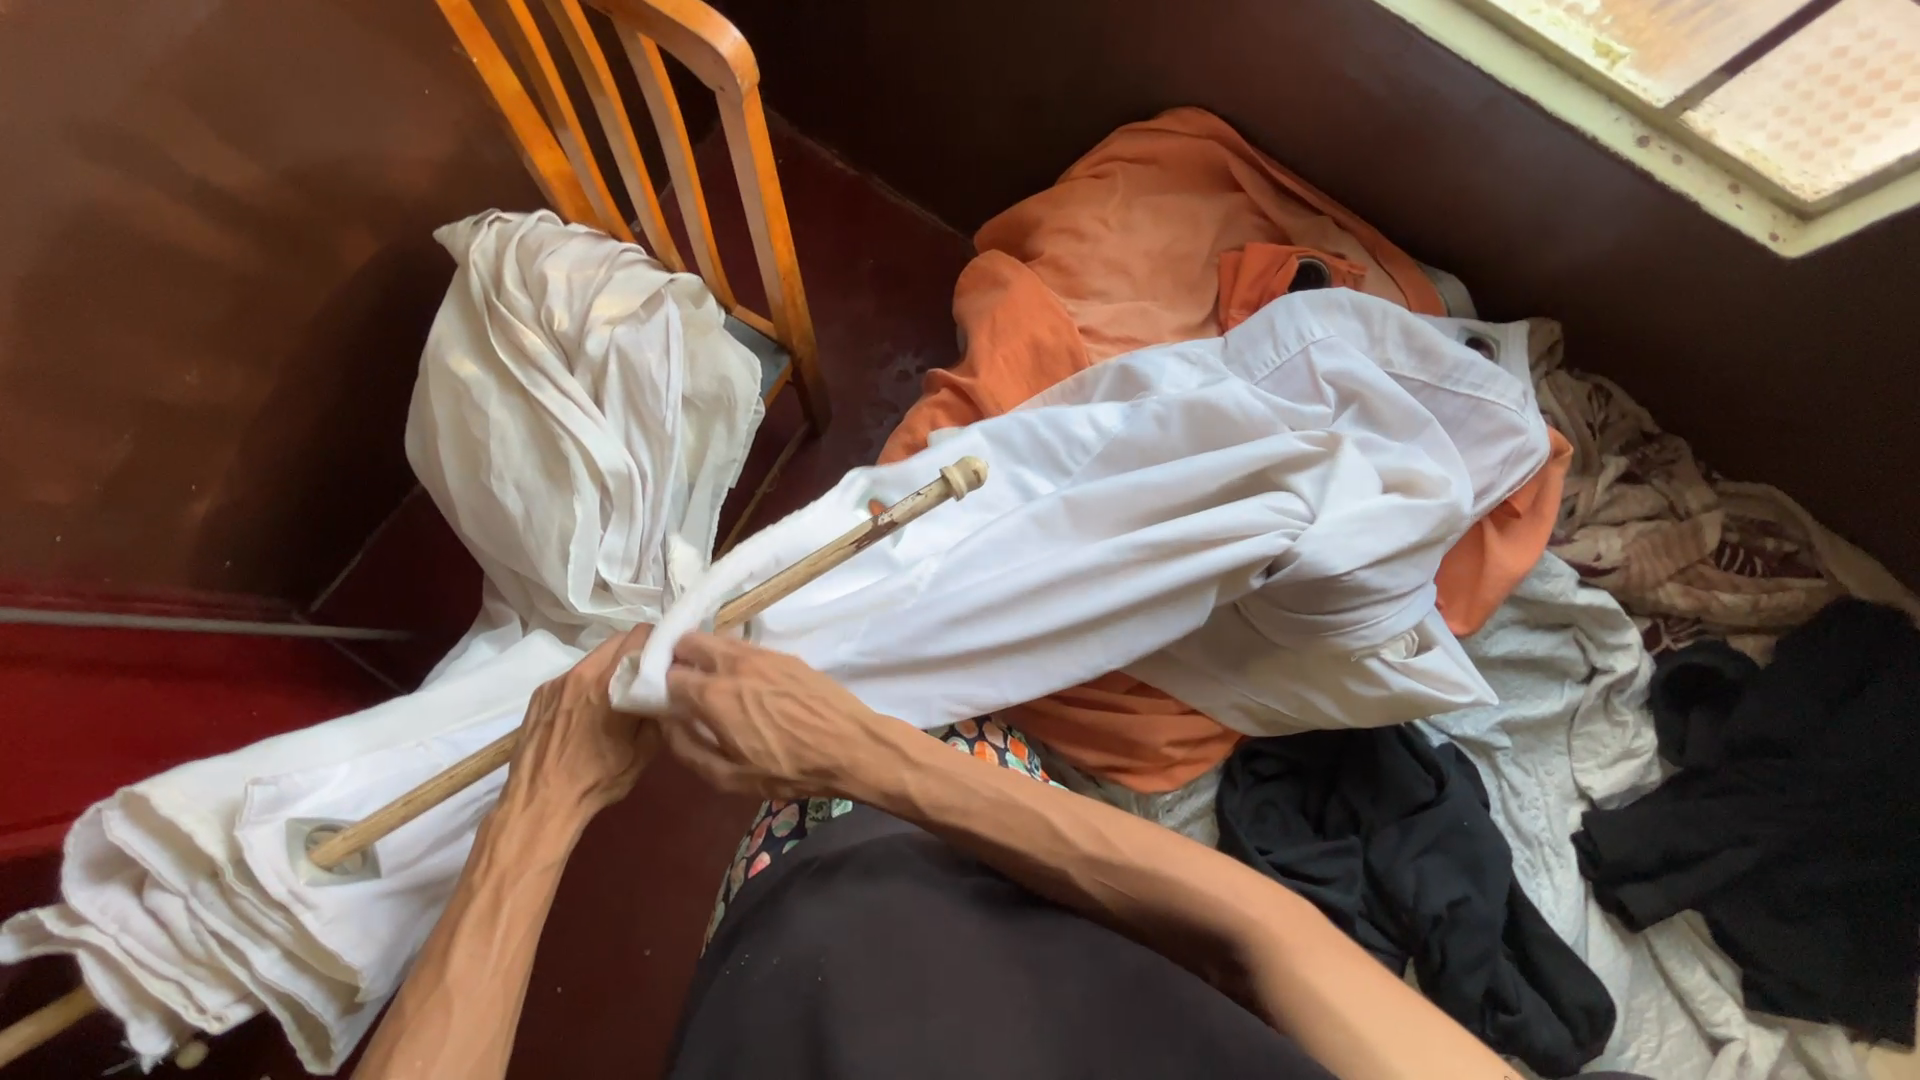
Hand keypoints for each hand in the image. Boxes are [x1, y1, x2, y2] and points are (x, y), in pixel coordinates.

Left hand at [507, 624, 662, 811]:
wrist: (540, 802)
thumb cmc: (598, 779)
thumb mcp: (644, 750)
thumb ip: (657, 711)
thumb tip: (666, 690)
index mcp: (610, 683)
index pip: (639, 636)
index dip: (659, 642)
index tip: (669, 657)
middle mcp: (582, 673)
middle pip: (616, 640)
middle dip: (636, 649)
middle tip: (648, 671)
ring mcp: (558, 682)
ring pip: (594, 657)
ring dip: (611, 665)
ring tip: (618, 690)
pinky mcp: (541, 694)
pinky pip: (573, 675)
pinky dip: (587, 682)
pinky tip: (589, 708)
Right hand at [659, 632, 896, 800]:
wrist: (851, 746)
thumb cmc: (789, 769)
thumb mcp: (730, 778)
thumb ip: (688, 748)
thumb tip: (667, 724)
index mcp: (714, 694)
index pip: (667, 674)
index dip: (656, 685)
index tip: (657, 698)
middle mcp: (734, 664)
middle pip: (689, 642)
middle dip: (676, 657)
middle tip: (679, 683)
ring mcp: (762, 654)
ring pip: (718, 640)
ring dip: (705, 654)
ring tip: (709, 682)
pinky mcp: (785, 655)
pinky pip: (746, 646)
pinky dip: (732, 656)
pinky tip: (742, 681)